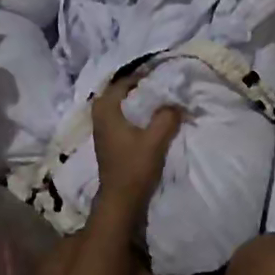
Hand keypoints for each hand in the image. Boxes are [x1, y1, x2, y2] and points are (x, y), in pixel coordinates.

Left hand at [90, 75, 181, 209]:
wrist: (120, 199)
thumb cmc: (134, 167)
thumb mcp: (155, 140)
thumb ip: (166, 118)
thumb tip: (175, 103)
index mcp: (106, 109)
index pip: (123, 82)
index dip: (142, 77)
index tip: (161, 75)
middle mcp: (99, 115)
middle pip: (118, 92)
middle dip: (137, 88)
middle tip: (159, 86)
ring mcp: (101, 129)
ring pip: (118, 105)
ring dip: (135, 102)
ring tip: (156, 101)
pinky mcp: (107, 140)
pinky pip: (119, 117)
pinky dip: (131, 113)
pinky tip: (147, 119)